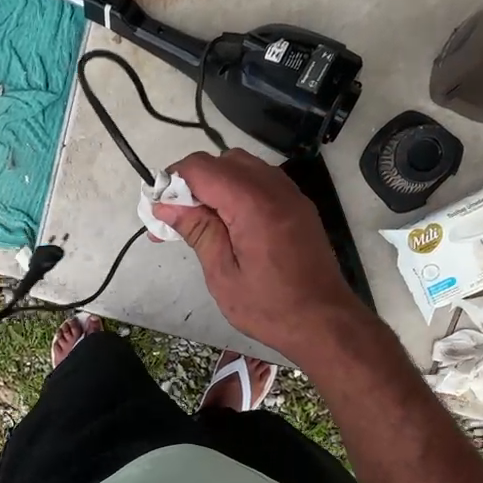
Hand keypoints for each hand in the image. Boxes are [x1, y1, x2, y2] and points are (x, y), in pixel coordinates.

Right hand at [153, 149, 372, 366]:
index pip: (201, 167)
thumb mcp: (223, 274)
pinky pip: (261, 182)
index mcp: (252, 203)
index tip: (158, 210)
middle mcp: (273, 188)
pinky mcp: (297, 206)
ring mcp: (290, 194)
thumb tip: (165, 206)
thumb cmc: (269, 307)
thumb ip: (198, 231)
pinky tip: (228, 225)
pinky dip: (238, 192)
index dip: (173, 181)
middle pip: (222, 161)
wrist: (324, 321)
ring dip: (215, 186)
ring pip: (242, 168)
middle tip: (176, 220)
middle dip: (193, 183)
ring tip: (201, 224)